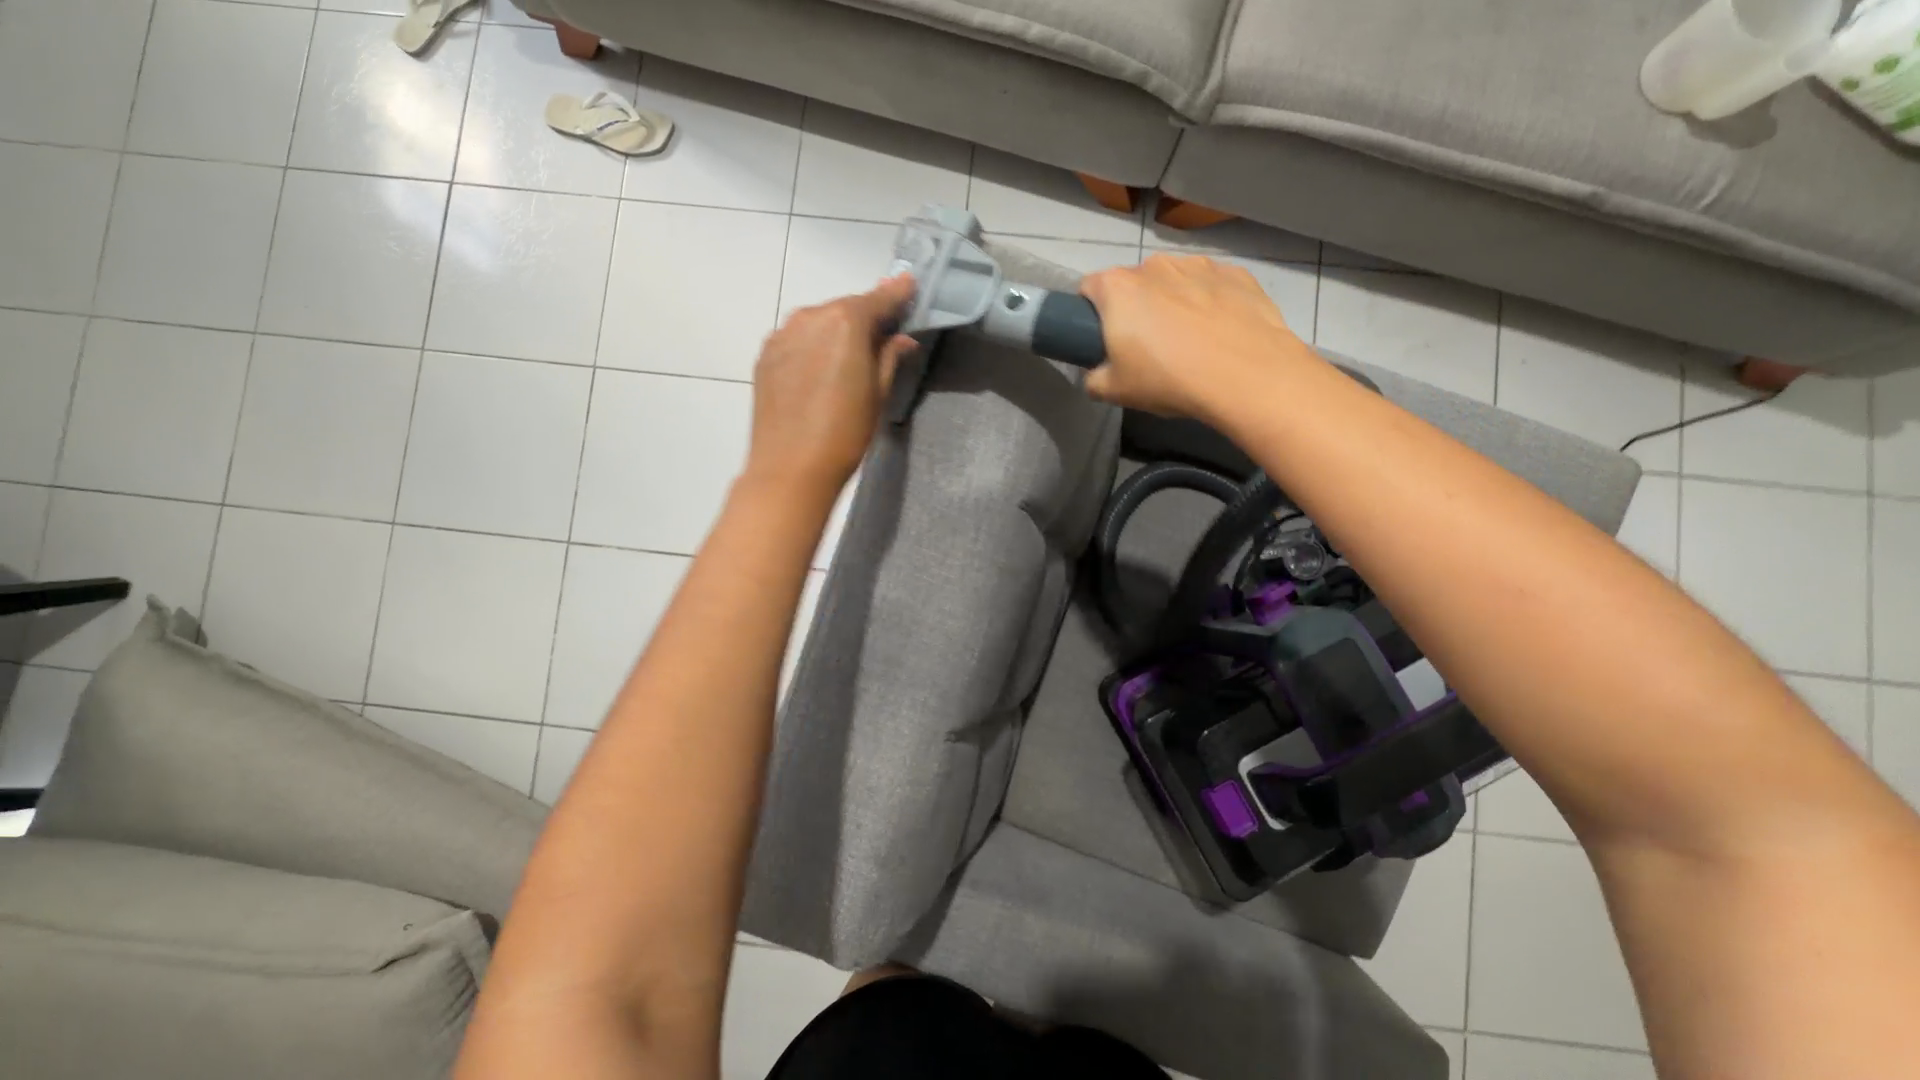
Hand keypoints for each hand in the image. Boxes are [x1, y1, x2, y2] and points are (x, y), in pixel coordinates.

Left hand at [744, 274, 917, 496]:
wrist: (791, 467)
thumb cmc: (846, 432)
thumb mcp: (878, 393)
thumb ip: (889, 356)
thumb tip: (901, 338)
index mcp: (845, 321)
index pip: (879, 298)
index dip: (898, 294)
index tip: (911, 287)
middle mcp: (811, 316)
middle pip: (846, 308)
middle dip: (866, 316)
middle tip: (884, 332)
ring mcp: (783, 334)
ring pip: (819, 322)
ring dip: (837, 330)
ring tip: (850, 355)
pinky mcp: (766, 354)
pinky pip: (798, 338)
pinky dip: (813, 344)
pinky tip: (821, 369)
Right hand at [1080, 254, 1320, 422]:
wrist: (1248, 375)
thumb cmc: (1170, 379)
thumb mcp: (1115, 392)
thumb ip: (1093, 379)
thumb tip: (1096, 373)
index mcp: (1118, 288)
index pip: (1089, 288)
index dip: (1092, 313)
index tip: (1104, 339)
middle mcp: (1155, 265)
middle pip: (1134, 283)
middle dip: (1136, 308)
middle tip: (1149, 347)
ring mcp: (1199, 265)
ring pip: (1175, 281)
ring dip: (1174, 302)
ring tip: (1191, 340)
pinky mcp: (1236, 273)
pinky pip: (1212, 286)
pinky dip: (1210, 302)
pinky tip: (1221, 333)